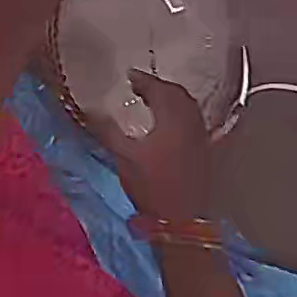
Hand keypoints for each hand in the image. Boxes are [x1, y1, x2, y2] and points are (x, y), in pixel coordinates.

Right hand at [96, 69, 211, 222]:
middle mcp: (191, 123)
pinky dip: (180, 112)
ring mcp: (202, 137)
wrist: (181, 220)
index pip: (159, 90)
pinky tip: (169, 122)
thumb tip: (91, 110)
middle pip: (178, 94)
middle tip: (139, 86)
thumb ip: (107, 131)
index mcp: (172, 119)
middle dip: (158, 86)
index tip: (130, 76)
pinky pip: (194, 119)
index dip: (144, 80)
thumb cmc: (152, 187)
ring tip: (152, 100)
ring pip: (188, 106)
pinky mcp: (206, 150)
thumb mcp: (123, 157)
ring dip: (171, 98)